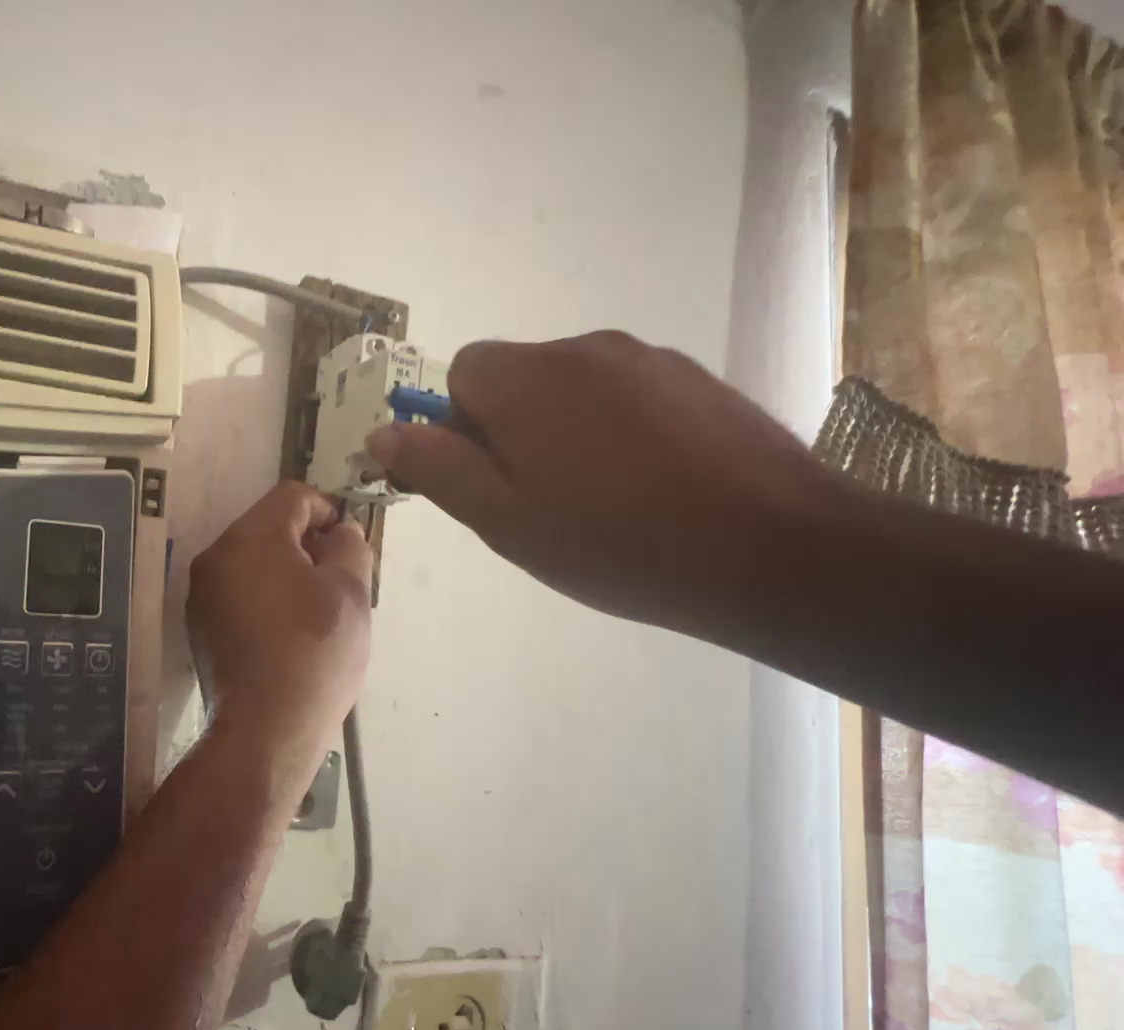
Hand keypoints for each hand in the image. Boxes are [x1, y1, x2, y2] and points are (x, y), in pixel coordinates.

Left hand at [187, 481, 373, 758]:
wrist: (265, 728)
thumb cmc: (315, 652)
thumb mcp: (350, 593)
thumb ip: (350, 548)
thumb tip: (340, 533)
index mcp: (250, 538)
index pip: (292, 496)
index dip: (327, 509)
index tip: (349, 544)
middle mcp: (216, 556)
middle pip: (267, 527)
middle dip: (306, 543)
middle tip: (338, 580)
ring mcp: (201, 593)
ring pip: (251, 561)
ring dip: (285, 572)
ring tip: (316, 610)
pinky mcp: (199, 626)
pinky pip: (237, 593)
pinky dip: (264, 598)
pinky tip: (288, 633)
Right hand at [365, 331, 850, 632]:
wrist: (774, 550)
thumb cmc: (615, 542)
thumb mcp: (503, 519)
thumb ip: (436, 468)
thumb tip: (384, 432)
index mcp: (528, 379)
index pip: (463, 372)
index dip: (461, 425)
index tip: (489, 478)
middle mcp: (585, 349)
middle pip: (517, 375)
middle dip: (511, 426)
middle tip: (540, 499)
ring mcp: (649, 359)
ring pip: (573, 387)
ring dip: (565, 428)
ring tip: (601, 499)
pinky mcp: (698, 380)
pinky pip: (626, 395)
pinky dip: (618, 430)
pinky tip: (650, 486)